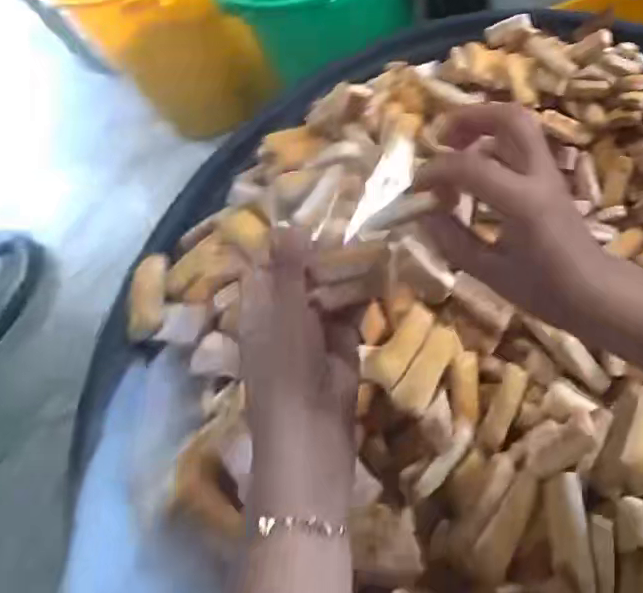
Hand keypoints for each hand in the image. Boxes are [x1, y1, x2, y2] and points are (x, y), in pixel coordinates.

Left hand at [238, 225, 357, 517]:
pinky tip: (382, 265)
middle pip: (303, 272)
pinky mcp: (342, 342)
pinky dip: (364, 289)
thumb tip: (289, 223)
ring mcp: (314, 328)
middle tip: (353, 212)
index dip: (286, 238)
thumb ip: (288, 268)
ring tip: (371, 231)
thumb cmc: (286, 370)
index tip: (312, 206)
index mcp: (260, 306)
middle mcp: (285, 313)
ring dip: (347, 266)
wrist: (312, 436)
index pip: (268, 262)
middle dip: (324, 248)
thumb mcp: (284, 312)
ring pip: (330, 287)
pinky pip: (352, 307)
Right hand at [416, 104, 612, 331]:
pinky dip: (494, 139)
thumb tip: (423, 213)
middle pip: (510, 118)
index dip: (435, 172)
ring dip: (483, 123)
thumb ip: (453, 240)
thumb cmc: (546, 290)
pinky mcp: (551, 174)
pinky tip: (477, 164)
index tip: (416, 188)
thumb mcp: (491, 273)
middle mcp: (539, 175)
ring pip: (519, 122)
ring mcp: (549, 171)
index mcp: (523, 202)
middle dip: (470, 117)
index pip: (470, 167)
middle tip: (441, 137)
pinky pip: (522, 140)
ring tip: (455, 145)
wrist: (596, 293)